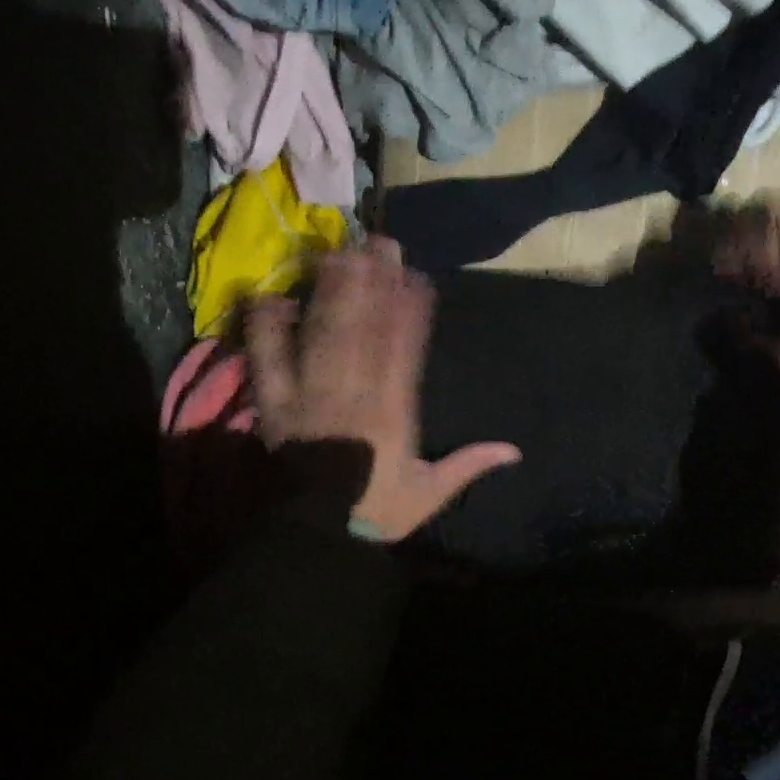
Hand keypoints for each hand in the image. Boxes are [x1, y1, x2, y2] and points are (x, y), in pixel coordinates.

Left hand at [246, 240, 520, 541]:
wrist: (314, 536)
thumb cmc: (375, 513)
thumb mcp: (428, 494)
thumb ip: (467, 466)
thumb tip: (513, 450)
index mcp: (391, 415)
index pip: (403, 352)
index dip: (411, 312)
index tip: (418, 278)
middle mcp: (350, 395)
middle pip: (360, 330)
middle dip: (371, 284)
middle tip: (377, 243)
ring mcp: (309, 396)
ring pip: (320, 333)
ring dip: (331, 291)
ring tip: (340, 252)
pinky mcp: (274, 405)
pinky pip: (266, 359)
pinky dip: (266, 327)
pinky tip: (272, 296)